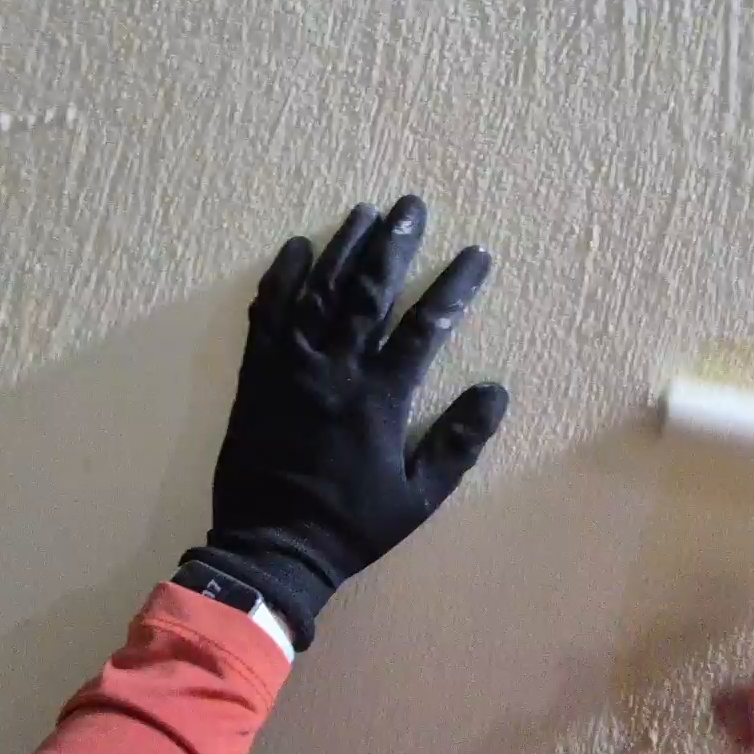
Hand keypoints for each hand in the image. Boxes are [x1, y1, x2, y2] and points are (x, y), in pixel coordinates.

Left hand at [184, 195, 508, 648]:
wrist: (271, 548)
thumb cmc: (352, 524)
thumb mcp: (420, 497)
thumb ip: (458, 442)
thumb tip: (496, 389)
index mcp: (381, 397)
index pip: (426, 325)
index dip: (455, 285)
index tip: (476, 255)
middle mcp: (337, 369)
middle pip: (368, 291)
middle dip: (393, 243)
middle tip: (410, 205)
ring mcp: (291, 367)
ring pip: (319, 292)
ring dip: (343, 247)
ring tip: (364, 211)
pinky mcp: (257, 373)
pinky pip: (267, 314)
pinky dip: (282, 277)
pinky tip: (295, 246)